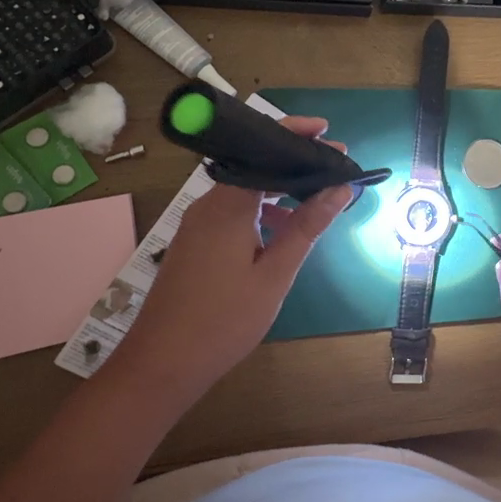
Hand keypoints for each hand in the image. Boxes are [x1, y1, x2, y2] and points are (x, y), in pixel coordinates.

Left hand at [109, 116, 352, 398]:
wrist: (160, 365)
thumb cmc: (223, 321)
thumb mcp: (275, 274)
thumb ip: (307, 226)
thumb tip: (340, 188)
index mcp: (228, 206)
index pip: (265, 151)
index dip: (299, 139)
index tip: (332, 136)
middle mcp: (208, 205)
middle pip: (255, 165)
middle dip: (294, 160)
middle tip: (334, 165)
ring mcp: (198, 223)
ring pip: (244, 188)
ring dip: (280, 186)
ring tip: (318, 193)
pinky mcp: (194, 241)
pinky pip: (233, 209)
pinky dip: (262, 207)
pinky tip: (284, 228)